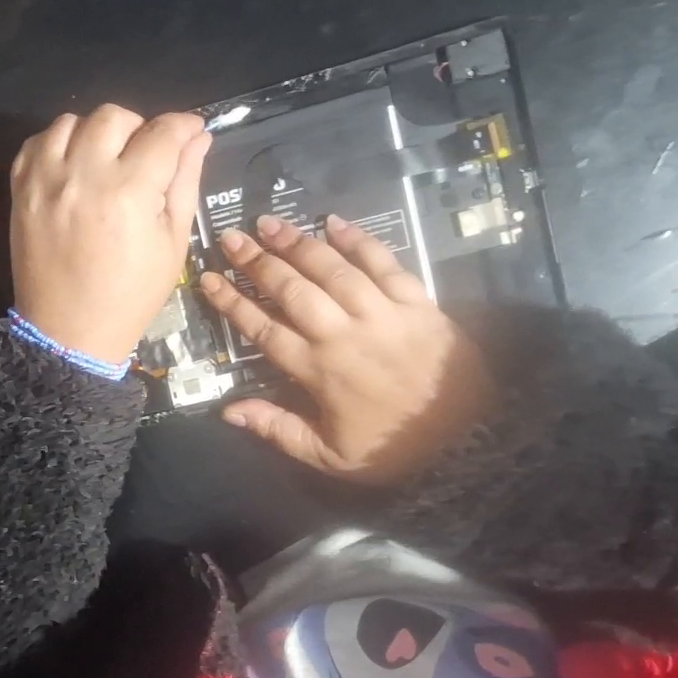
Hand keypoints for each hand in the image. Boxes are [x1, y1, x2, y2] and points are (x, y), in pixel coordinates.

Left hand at [10, 105, 211, 363]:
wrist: (69, 333)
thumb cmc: (130, 295)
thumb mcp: (173, 245)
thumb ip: (185, 184)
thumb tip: (198, 138)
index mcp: (129, 194)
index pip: (162, 134)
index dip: (184, 125)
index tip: (192, 130)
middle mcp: (83, 176)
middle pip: (114, 116)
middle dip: (139, 128)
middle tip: (145, 157)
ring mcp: (45, 180)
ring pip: (72, 121)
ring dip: (96, 133)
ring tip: (106, 162)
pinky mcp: (20, 188)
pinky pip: (38, 140)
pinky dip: (60, 143)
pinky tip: (74, 168)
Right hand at [199, 215, 491, 482]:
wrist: (469, 440)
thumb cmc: (393, 449)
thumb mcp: (329, 456)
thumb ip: (278, 430)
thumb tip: (229, 411)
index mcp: (319, 371)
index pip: (264, 329)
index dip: (233, 302)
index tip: (209, 279)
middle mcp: (344, 334)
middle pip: (293, 290)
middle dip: (258, 262)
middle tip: (231, 238)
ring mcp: (383, 313)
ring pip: (333, 270)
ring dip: (298, 244)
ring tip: (269, 223)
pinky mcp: (418, 302)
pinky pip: (385, 264)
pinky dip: (359, 240)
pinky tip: (334, 221)